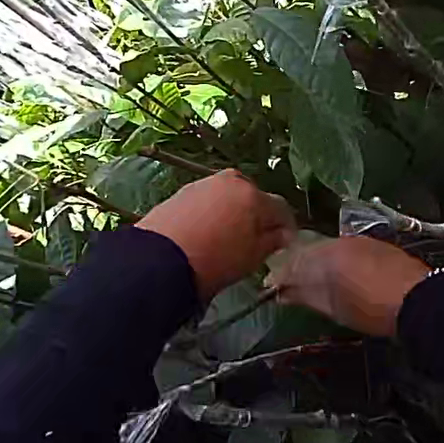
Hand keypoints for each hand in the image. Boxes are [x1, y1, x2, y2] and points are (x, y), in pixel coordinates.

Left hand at [138, 170, 295, 299]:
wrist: (157, 260)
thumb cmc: (214, 261)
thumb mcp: (252, 258)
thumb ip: (273, 241)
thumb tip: (283, 234)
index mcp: (254, 196)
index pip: (282, 209)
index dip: (286, 228)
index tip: (283, 244)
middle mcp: (232, 181)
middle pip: (254, 198)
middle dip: (258, 217)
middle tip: (253, 241)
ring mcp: (205, 183)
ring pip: (230, 197)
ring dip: (234, 213)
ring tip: (226, 238)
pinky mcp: (183, 191)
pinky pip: (208, 201)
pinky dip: (212, 213)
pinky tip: (205, 233)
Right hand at [267, 236, 430, 336]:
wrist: (421, 301)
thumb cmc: (372, 309)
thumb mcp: (334, 308)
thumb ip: (306, 295)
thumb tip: (282, 292)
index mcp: (325, 254)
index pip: (293, 259)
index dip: (281, 274)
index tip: (273, 287)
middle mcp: (340, 241)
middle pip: (311, 250)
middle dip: (299, 266)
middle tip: (293, 286)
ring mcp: (362, 241)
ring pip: (331, 249)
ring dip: (320, 263)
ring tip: (319, 284)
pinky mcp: (379, 246)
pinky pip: (349, 250)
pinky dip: (341, 262)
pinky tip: (345, 277)